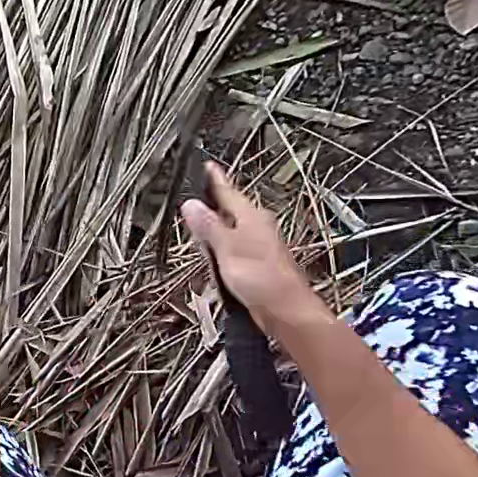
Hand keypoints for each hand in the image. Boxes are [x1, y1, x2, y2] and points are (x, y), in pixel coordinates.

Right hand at [180, 162, 327, 334]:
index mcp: (251, 217)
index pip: (228, 191)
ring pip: (232, 229)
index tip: (206, 165)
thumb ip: (208, 226)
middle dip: (213, 203)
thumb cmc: (264, 279)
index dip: (216, 179)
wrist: (286, 311)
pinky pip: (235, 248)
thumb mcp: (227, 248)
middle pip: (230, 209)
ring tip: (202, 223)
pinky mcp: (258, 264)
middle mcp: (258, 227)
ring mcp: (259, 246)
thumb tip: (191, 204)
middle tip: (199, 192)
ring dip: (217, 227)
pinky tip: (217, 256)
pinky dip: (222, 247)